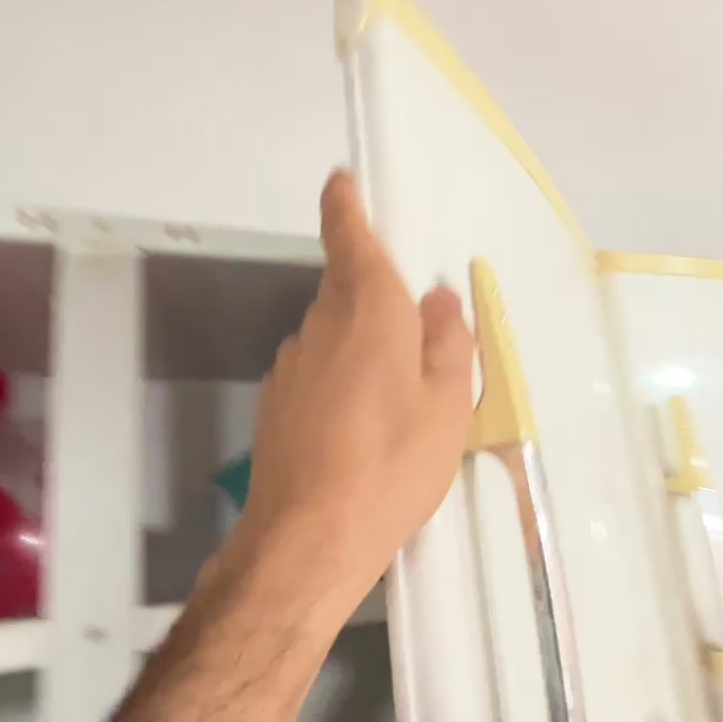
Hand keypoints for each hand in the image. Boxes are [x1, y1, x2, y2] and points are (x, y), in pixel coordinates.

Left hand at [219, 170, 474, 616]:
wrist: (308, 538)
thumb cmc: (392, 463)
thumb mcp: (447, 405)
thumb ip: (446, 341)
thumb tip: (437, 299)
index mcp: (367, 309)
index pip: (348, 235)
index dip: (345, 204)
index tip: (342, 182)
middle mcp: (320, 324)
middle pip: (348, 289)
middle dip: (380, 301)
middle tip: (421, 345)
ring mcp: (291, 363)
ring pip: (334, 335)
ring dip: (363, 348)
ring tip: (398, 405)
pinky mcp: (276, 402)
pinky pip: (318, 371)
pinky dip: (342, 382)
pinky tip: (361, 432)